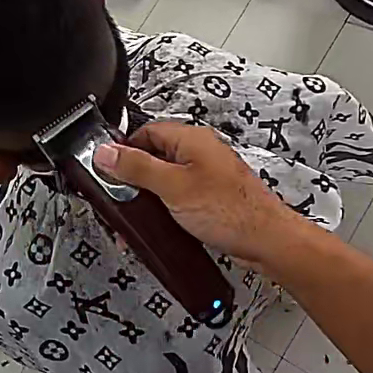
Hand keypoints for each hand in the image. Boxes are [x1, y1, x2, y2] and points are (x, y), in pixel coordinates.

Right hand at [93, 121, 313, 262]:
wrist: (266, 240)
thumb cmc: (232, 211)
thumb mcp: (173, 187)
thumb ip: (137, 168)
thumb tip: (106, 153)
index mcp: (191, 139)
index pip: (145, 132)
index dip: (123, 150)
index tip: (107, 171)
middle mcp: (200, 154)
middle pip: (153, 158)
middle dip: (133, 181)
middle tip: (121, 200)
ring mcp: (207, 178)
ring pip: (165, 183)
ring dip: (148, 201)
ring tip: (138, 220)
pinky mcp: (211, 200)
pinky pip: (179, 200)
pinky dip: (166, 213)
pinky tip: (161, 227)